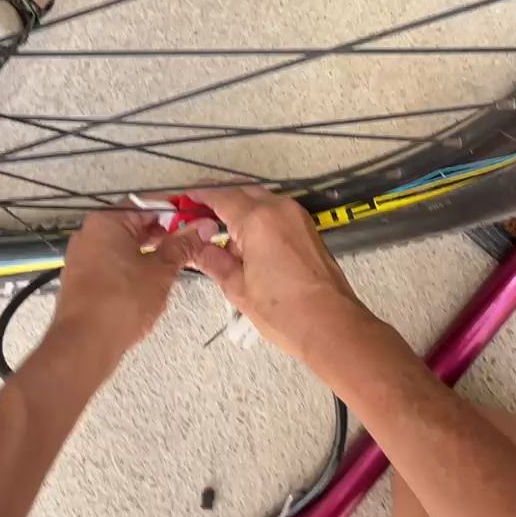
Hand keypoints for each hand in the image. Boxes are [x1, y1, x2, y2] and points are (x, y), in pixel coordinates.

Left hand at [50, 210, 210, 357]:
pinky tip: (151, 279)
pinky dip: (132, 263)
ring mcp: (83, 256)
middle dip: (164, 230)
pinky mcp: (82, 278)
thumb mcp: (161, 270)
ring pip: (123, 242)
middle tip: (190, 241)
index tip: (195, 218)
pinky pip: (112, 260)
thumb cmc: (121, 302)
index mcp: (107, 221)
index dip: (175, 209)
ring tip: (175, 261)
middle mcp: (90, 232)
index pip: (147, 202)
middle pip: (133, 221)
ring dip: (150, 248)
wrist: (83, 346)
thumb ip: (182, 245)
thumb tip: (202, 227)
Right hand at [184, 184, 378, 362]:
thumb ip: (213, 261)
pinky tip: (246, 242)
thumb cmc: (285, 311)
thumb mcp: (238, 288)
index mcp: (258, 219)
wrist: (330, 325)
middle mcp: (279, 209)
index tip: (185, 197)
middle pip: (241, 191)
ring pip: (259, 199)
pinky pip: (275, 210)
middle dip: (218, 200)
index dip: (199, 195)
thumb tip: (197, 249)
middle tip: (197, 215)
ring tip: (219, 234)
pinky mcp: (307, 227)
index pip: (221, 196)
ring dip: (239, 208)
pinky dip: (258, 217)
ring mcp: (296, 216)